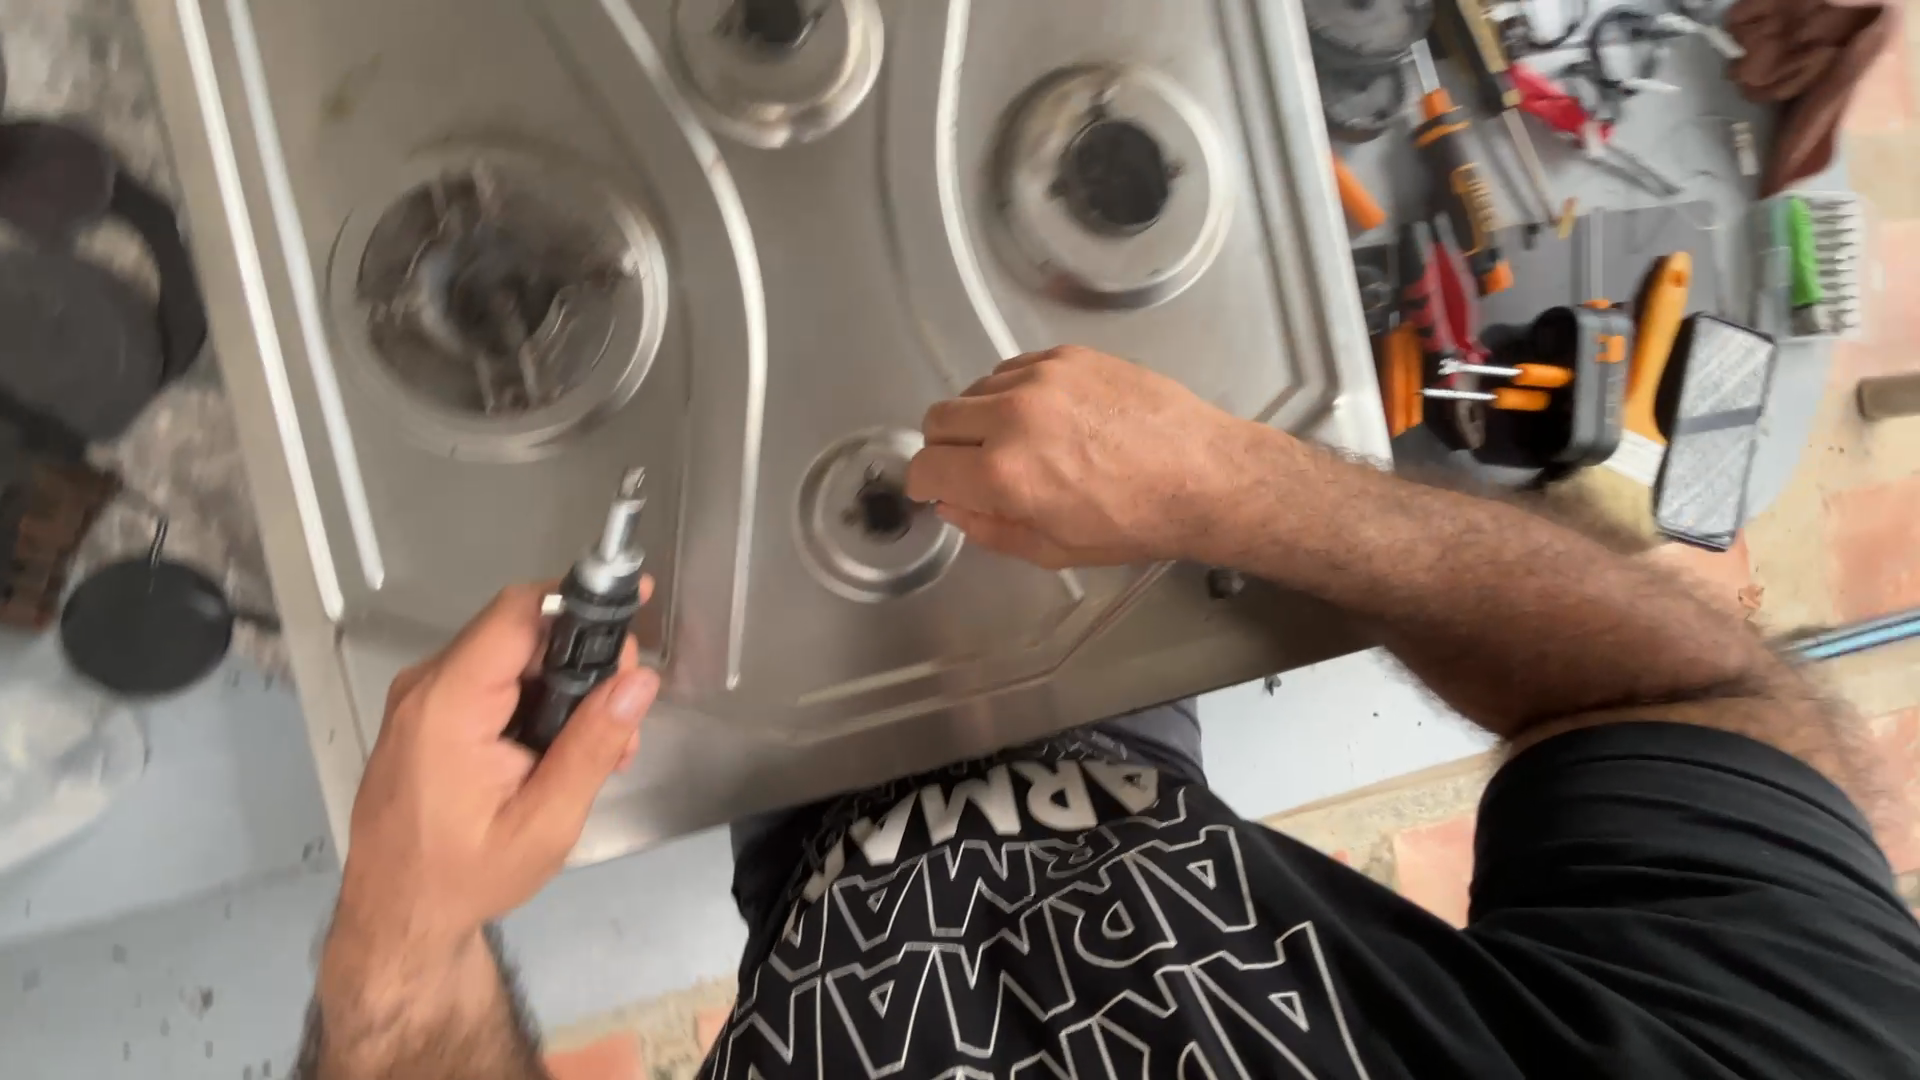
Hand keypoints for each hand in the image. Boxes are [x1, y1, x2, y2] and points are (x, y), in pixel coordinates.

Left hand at [331, 582, 659, 963]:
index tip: (635, 603)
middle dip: (591, 660)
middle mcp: (431, 687)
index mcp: (449, 706)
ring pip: (522, 656)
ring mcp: (429, 700)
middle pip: (527, 631)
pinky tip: (572, 746)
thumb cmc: (465, 878)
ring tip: (606, 744)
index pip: (518, 613)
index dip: (579, 599)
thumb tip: (641, 680)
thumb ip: (592, 745)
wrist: (397, 923)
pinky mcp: (436, 715)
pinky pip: (504, 681)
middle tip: (625, 714)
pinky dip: (547, 700)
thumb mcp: (545, 822)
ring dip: (575, 686)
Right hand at [906, 346, 1270, 567]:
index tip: (938, 489)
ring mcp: (1040, 377)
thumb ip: (988, 528)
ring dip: (980, 418)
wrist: (1201, 474)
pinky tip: (1046, 415)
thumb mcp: (1053, 549)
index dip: (925, 484)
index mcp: (1003, 473)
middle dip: (946, 448)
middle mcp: (1011, 416)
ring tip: (1020, 440)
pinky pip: (1011, 369)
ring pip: (973, 390)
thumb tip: (953, 506)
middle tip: (975, 466)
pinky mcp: (1066, 355)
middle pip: (937, 419)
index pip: (925, 466)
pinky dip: (1012, 393)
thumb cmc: (1130, 524)